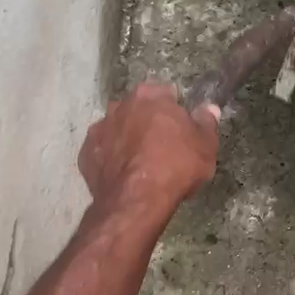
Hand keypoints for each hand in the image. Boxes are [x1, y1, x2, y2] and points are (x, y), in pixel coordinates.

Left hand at [78, 81, 219, 216]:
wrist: (136, 200)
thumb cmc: (176, 166)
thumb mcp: (206, 145)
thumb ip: (207, 122)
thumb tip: (208, 108)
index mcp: (150, 96)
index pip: (167, 93)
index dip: (177, 110)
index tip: (183, 129)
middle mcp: (120, 105)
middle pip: (139, 109)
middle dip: (149, 121)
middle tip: (164, 146)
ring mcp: (100, 129)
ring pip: (119, 128)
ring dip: (128, 138)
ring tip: (142, 163)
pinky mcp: (86, 154)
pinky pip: (104, 151)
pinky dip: (112, 158)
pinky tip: (125, 174)